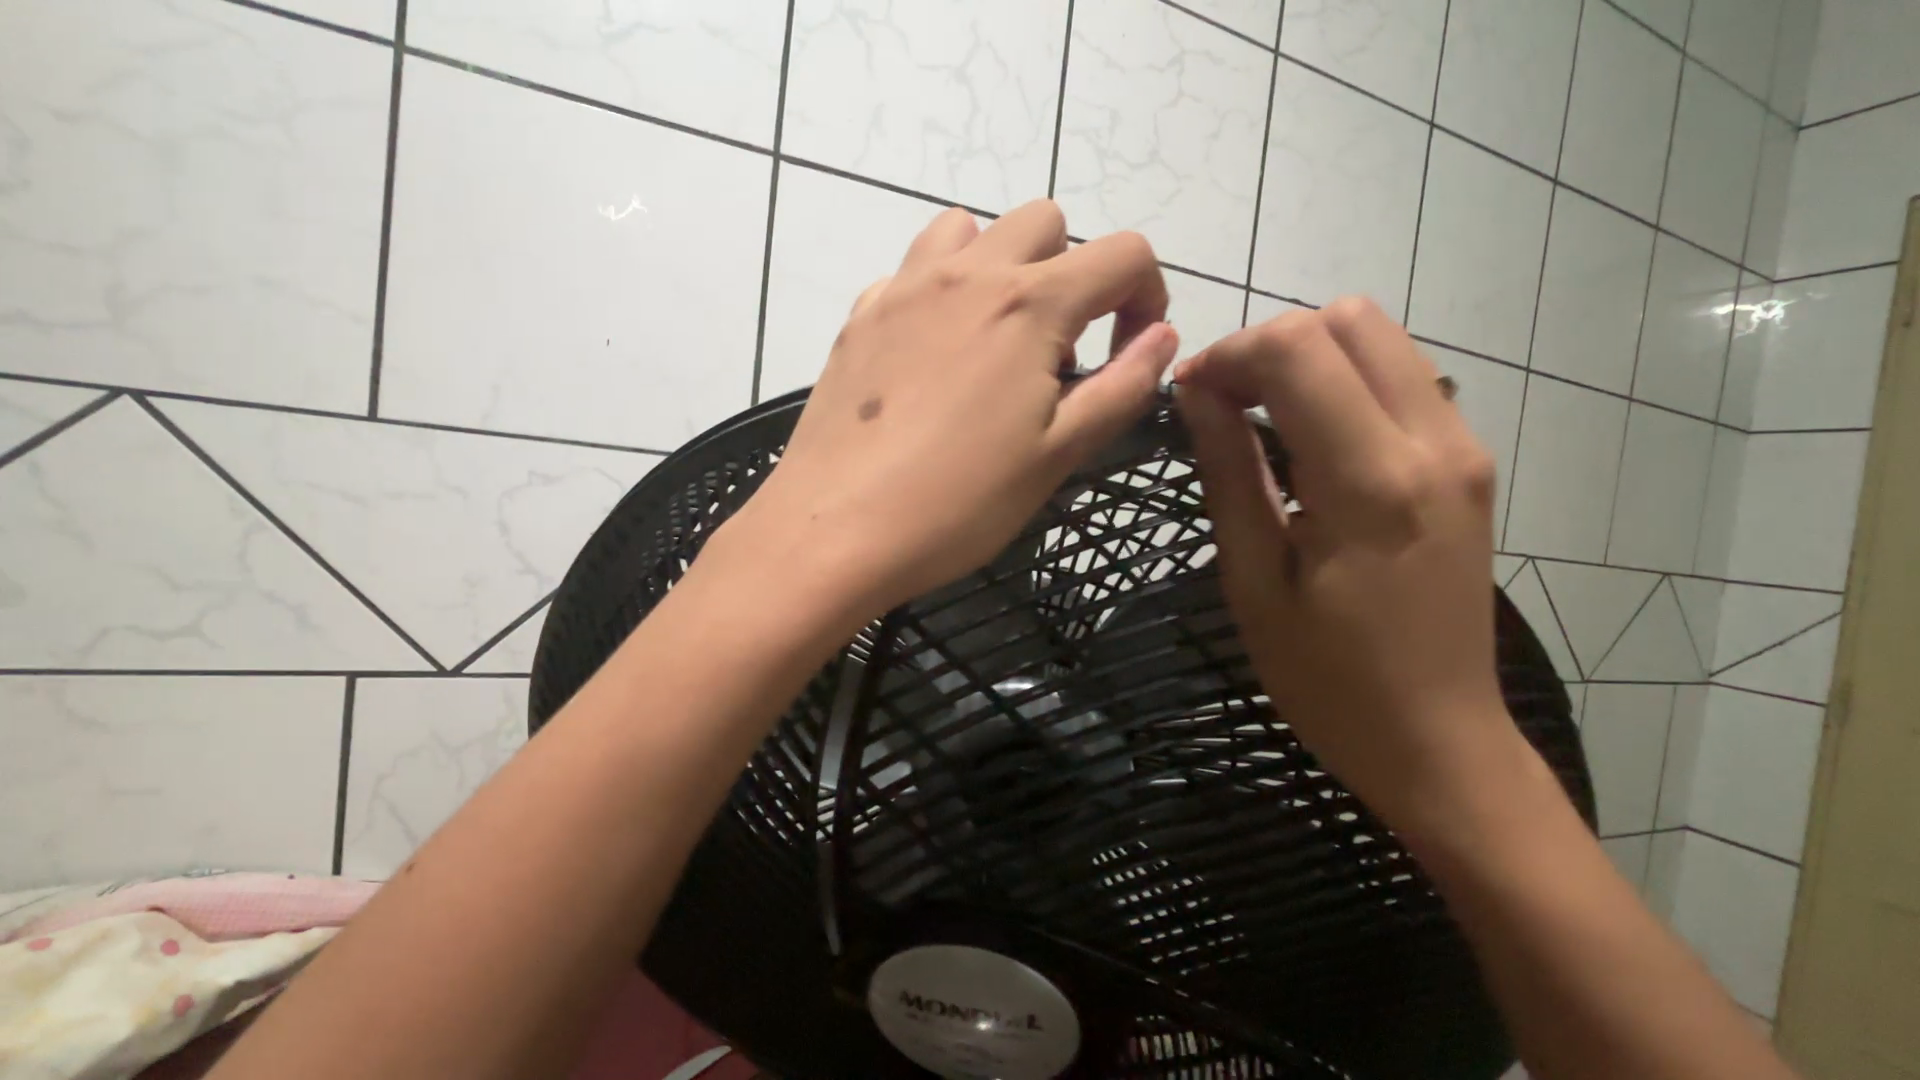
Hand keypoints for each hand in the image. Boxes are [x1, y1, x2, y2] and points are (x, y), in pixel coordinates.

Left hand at [727, 200, 1178, 613]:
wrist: (834, 530)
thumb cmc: (958, 503)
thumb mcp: (1058, 453)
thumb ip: (1122, 386)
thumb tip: (1163, 337)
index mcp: (1028, 305)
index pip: (1122, 253)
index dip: (1147, 296)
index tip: (1128, 351)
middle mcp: (966, 274)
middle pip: (1045, 220)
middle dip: (1073, 272)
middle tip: (1059, 348)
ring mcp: (903, 287)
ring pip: (970, 229)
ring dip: (1001, 265)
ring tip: (996, 337)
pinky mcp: (860, 315)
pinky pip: (913, 270)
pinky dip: (940, 290)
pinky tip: (933, 356)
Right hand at [1173, 298, 1513, 824]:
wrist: (1439, 741)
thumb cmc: (1329, 680)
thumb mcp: (1255, 582)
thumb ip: (1229, 473)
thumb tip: (1196, 395)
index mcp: (1370, 480)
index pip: (1297, 349)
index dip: (1228, 355)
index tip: (1188, 397)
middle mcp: (1433, 442)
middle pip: (1349, 319)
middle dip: (1271, 345)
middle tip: (1224, 406)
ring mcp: (1463, 449)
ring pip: (1382, 339)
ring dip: (1311, 361)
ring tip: (1263, 425)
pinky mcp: (1470, 465)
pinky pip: (1404, 380)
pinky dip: (1347, 386)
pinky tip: (1313, 447)